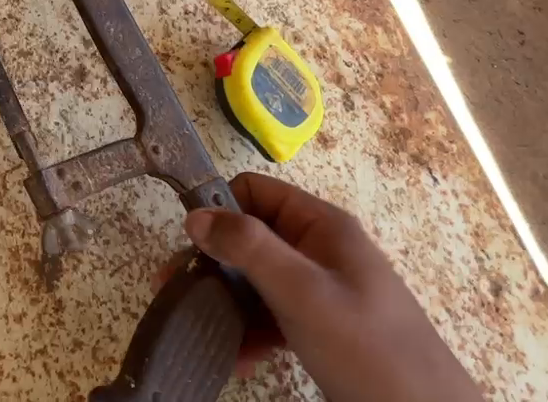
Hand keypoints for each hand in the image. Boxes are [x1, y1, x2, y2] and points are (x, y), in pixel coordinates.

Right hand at [183, 173, 480, 401]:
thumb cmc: (368, 349)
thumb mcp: (303, 292)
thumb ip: (248, 247)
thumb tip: (194, 215)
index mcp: (321, 226)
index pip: (255, 192)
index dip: (220, 209)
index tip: (190, 242)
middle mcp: (319, 250)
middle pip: (250, 237)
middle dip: (215, 262)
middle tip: (179, 288)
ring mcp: (322, 291)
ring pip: (258, 279)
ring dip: (228, 301)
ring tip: (199, 324)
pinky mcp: (323, 329)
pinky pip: (274, 316)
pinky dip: (251, 332)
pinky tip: (233, 356)